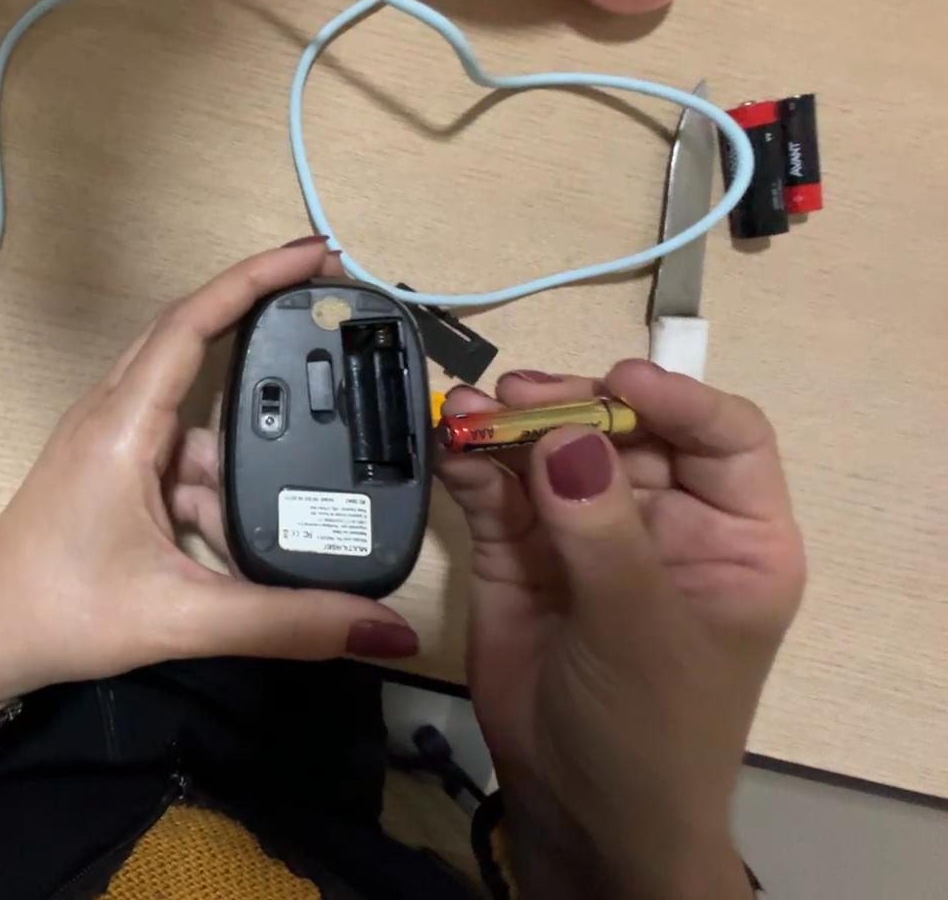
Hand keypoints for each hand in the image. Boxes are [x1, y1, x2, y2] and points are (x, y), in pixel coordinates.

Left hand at [0, 241, 419, 706]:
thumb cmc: (61, 611)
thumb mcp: (182, 616)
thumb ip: (288, 621)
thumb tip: (390, 632)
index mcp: (120, 426)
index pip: (190, 323)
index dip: (253, 279)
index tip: (314, 255)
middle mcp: (110, 415)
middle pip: (189, 342)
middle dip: (257, 321)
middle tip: (329, 312)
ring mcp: (105, 439)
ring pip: (190, 415)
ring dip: (238, 448)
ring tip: (290, 498)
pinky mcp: (106, 467)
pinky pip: (174, 453)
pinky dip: (212, 484)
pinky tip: (233, 540)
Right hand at [437, 363, 804, 898]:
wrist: (573, 794)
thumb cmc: (648, 724)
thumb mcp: (641, 631)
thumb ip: (602, 533)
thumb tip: (564, 438)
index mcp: (728, 536)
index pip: (721, 439)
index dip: (676, 400)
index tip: (615, 381)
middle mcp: (652, 520)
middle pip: (616, 432)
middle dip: (566, 406)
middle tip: (512, 395)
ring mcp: (573, 531)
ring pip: (543, 454)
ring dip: (504, 428)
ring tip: (464, 413)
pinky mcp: (510, 547)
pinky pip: (490, 490)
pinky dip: (467, 464)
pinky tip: (448, 449)